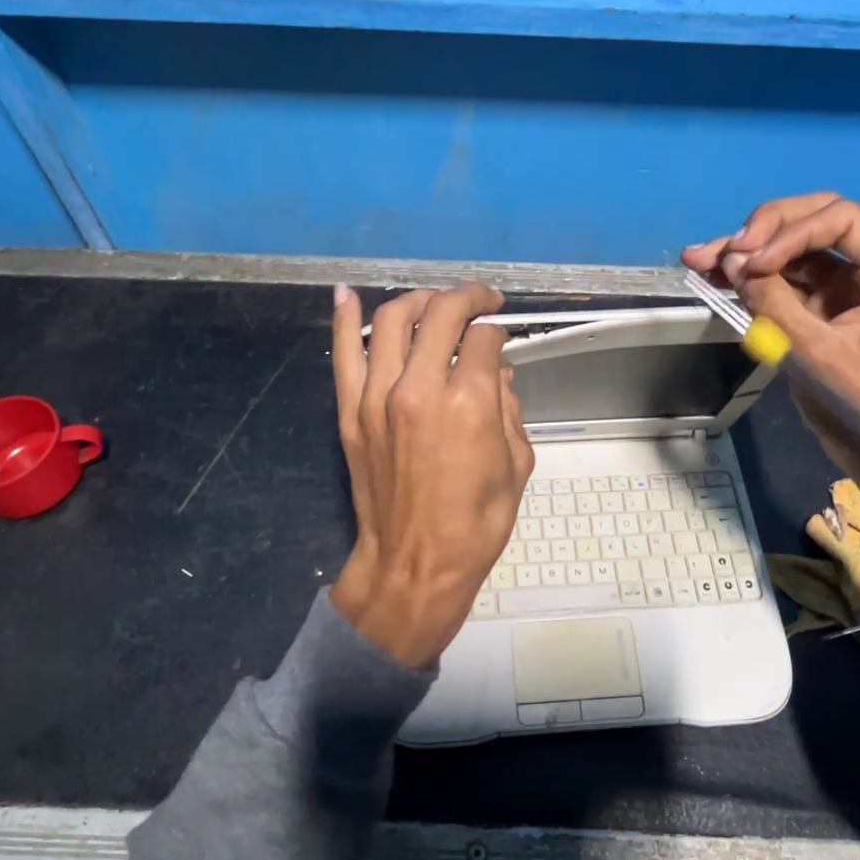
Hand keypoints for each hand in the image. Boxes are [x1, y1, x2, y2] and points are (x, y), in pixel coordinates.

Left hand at [326, 283, 533, 667]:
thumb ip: (509, 407)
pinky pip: (343, 353)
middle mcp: (419, 388)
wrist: (415, 565)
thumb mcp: (516, 464)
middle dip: (467, 298)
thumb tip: (496, 372)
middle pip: (441, 313)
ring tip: (435, 303)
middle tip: (481, 301)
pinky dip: (343, 318)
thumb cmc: (475, 523)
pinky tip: (347, 294)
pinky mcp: (350, 410)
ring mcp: (377, 396)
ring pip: (392, 320)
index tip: (500, 336)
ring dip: (419, 300)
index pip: (483, 337)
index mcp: (468, 403)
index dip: (498, 330)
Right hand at [682, 193, 859, 538]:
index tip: (751, 264)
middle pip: (814, 220)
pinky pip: (786, 277)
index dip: (789, 232)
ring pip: (793, 247)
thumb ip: (775, 304)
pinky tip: (714, 275)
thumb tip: (733, 263)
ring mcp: (849, 285)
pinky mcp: (826, 304)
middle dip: (764, 231)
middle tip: (724, 252)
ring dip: (748, 252)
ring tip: (699, 259)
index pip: (840, 219)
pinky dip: (752, 276)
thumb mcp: (818, 357)